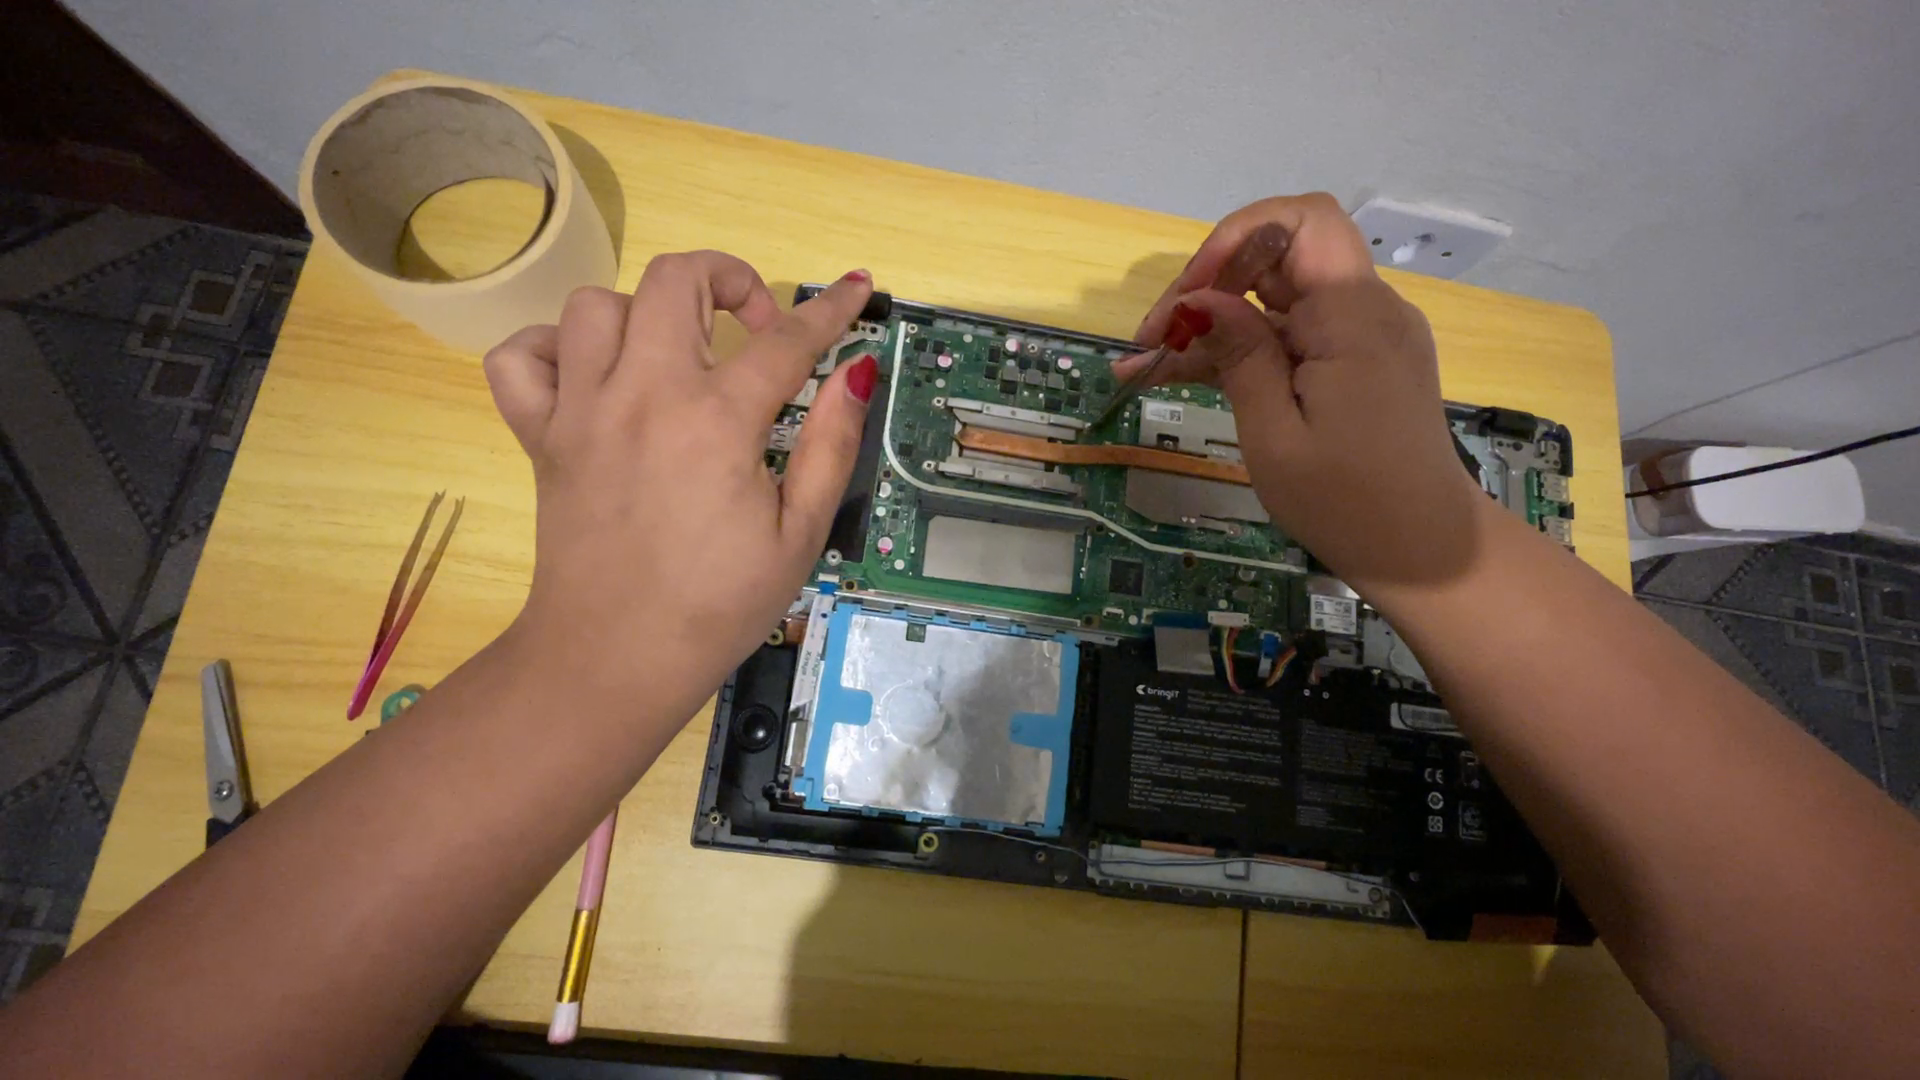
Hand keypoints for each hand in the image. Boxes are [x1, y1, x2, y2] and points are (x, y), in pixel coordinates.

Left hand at [483, 255, 877, 710]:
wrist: (616, 658)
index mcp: (717, 422)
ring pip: (596, 304)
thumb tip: (854, 372)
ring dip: (647, 314)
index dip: (830, 310)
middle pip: (674, 279)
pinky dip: (554, 349)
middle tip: (754, 328)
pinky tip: (593, 379)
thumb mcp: (801, 534)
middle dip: (728, 279)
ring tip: (676, 359)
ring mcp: (580, 410)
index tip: (855, 290)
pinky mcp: (539, 436)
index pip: (786, 342)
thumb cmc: (720, 605)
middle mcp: (643, 394)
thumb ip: (832, 445)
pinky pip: (522, 358)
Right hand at [1115, 194, 1489, 591]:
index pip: (1302, 221)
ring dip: (1208, 326)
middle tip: (1147, 341)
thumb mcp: (1274, 435)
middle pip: (1275, 260)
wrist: (1421, 550)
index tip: (1190, 294)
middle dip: (1205, 288)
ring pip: (1271, 302)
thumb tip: (1202, 298)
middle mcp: (1363, 310)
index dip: (1236, 237)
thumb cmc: (1345, 501)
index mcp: (1351, 317)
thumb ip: (1240, 356)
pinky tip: (1180, 373)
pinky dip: (1237, 351)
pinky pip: (1287, 338)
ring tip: (1141, 365)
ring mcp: (1359, 337)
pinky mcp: (1350, 365)